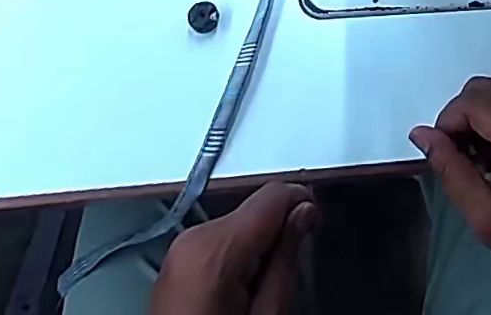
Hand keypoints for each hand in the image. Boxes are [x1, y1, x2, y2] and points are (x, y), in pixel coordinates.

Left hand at [149, 183, 319, 314]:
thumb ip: (285, 263)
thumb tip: (304, 213)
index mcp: (215, 248)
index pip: (270, 196)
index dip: (300, 202)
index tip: (315, 223)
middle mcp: (193, 236)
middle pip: (253, 210)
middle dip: (276, 233)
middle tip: (286, 276)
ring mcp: (180, 247)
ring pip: (237, 224)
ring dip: (257, 246)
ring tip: (259, 292)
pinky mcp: (176, 260)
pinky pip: (218, 240)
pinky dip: (236, 255)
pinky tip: (238, 293)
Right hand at [410, 77, 490, 314]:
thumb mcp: (484, 214)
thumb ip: (449, 168)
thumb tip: (421, 134)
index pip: (471, 104)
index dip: (449, 129)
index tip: (450, 160)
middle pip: (478, 91)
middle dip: (460, 122)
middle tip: (466, 161)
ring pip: (487, 90)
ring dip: (474, 120)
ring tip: (482, 159)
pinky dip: (488, 118)